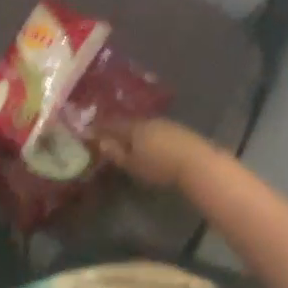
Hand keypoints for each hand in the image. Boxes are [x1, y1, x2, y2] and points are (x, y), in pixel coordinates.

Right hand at [96, 118, 216, 186]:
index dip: (100, 128)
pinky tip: (153, 145)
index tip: (90, 131)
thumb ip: (117, 153)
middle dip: (119, 129)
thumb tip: (102, 143)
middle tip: (110, 136)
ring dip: (137, 133)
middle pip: (129, 123)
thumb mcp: (133, 165)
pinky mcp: (181, 131)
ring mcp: (166, 124)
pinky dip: (151, 137)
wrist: (197, 162)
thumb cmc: (159, 166)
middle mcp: (149, 121)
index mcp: (133, 127)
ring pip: (145, 126)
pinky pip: (158, 131)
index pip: (112, 124)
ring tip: (131, 143)